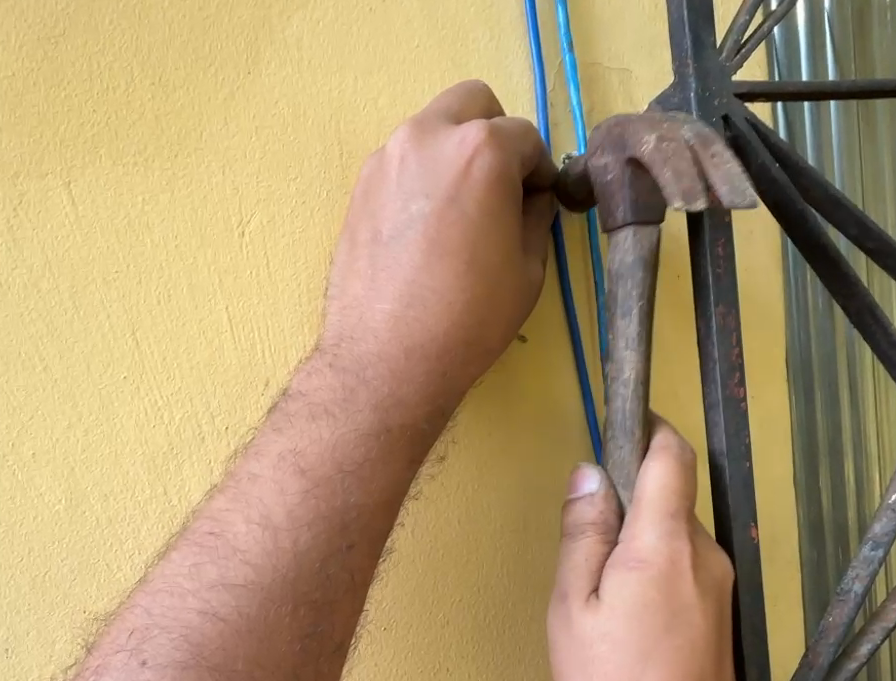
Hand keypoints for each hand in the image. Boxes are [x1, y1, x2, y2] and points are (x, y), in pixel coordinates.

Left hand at [318, 80, 556, 406]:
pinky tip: (422, 234)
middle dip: (494, 138)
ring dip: (452, 157)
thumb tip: (532, 198)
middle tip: (498, 192)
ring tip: (456, 217)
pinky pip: (400, 166)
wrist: (387, 360)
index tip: (536, 204)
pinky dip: (419, 181)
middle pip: (472, 105)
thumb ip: (537, 218)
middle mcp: (428, 137)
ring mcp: (385, 159)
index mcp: (481, 149)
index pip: (525, 137)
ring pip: (430, 133)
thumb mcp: (528, 271)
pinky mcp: (358, 190)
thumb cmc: (468, 320)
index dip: (538, 172)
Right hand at [547, 420, 744, 680]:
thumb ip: (583, 535)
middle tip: (581, 550)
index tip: (614, 432)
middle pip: (670, 495)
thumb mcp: (573, 609)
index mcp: (664, 543)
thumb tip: (590, 473)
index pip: (671, 454)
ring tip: (598, 597)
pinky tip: (624, 618)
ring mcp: (720, 582)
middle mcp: (704, 551)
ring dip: (636, 542)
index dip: (646, 429)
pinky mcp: (722, 609)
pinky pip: (683, 565)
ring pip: (674, 533)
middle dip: (627, 502)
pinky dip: (652, 569)